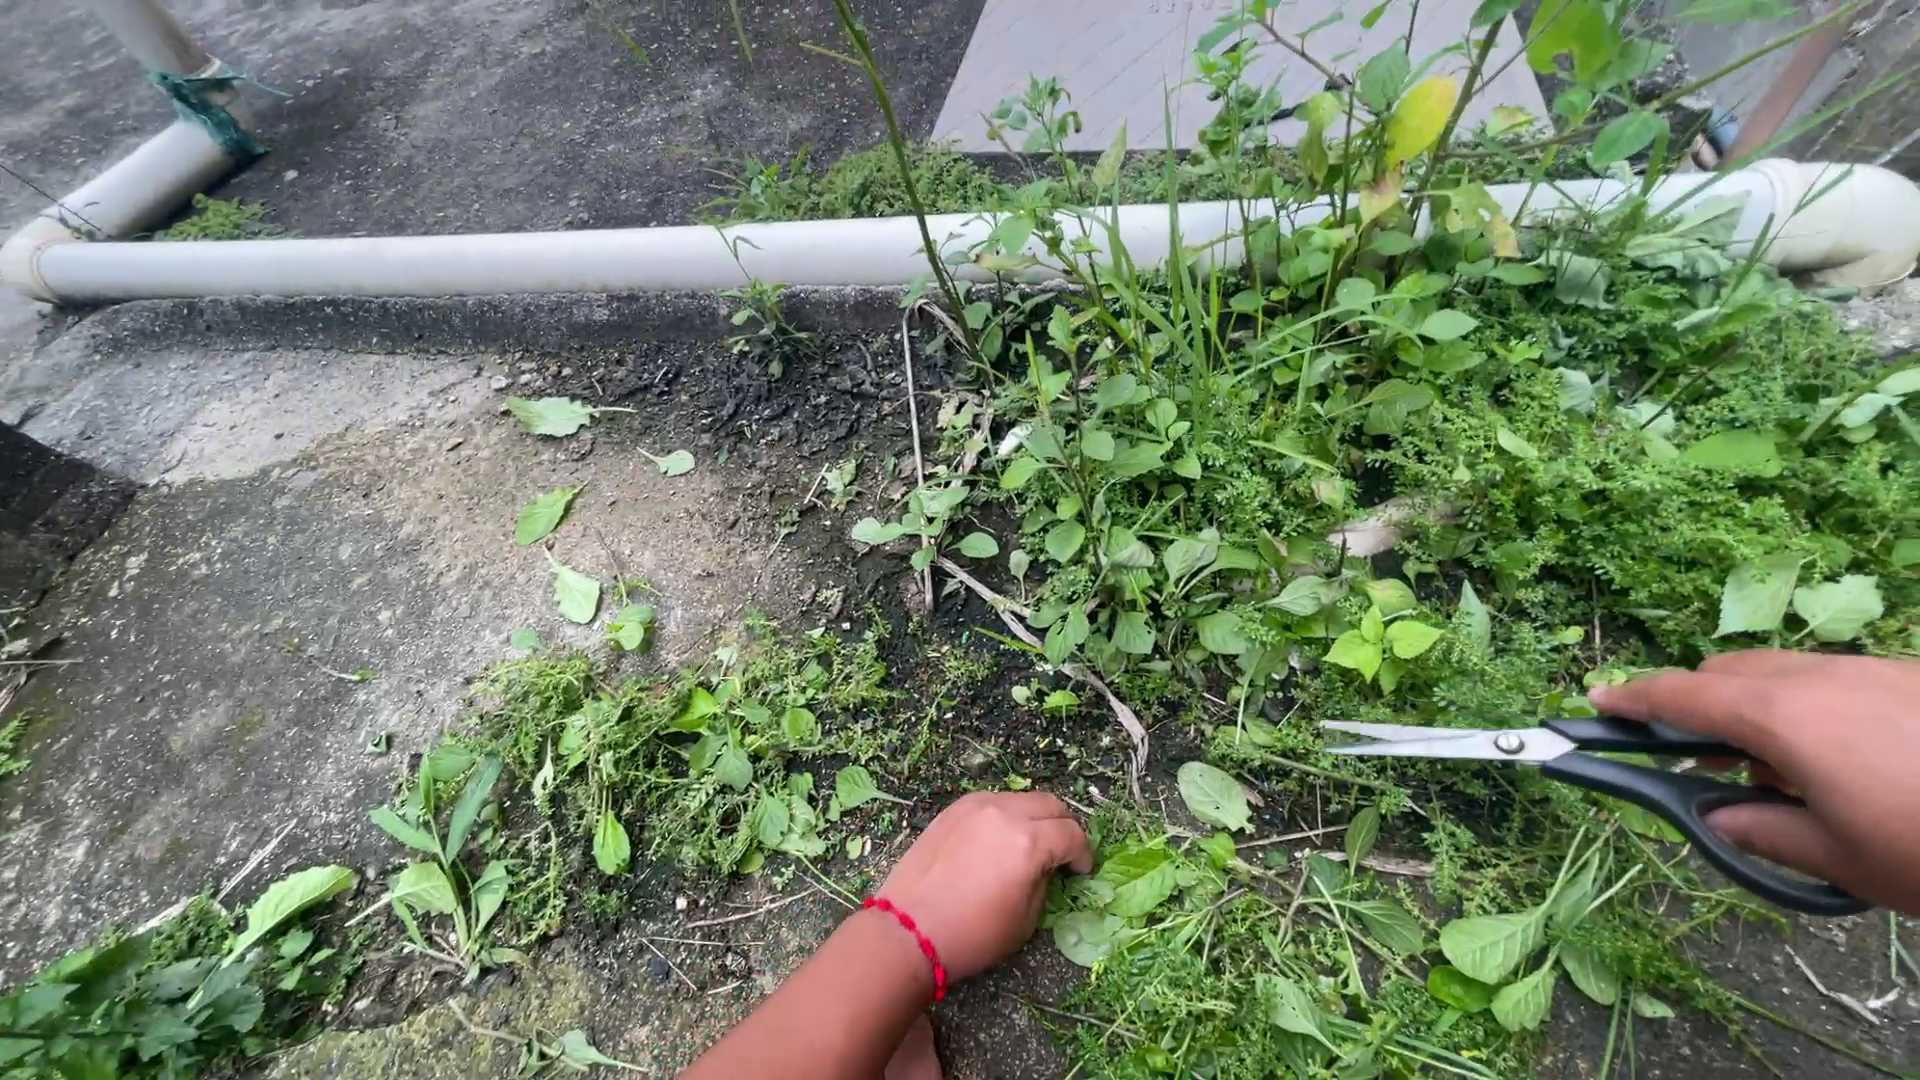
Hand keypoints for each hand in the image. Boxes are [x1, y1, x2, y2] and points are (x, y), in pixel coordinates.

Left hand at [873, 792, 1092, 979]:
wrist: (909, 929)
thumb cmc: (972, 934)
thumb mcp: (1025, 920)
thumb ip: (1044, 882)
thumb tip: (1047, 866)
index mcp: (1028, 842)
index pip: (1072, 835)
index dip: (1084, 854)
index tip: (1081, 871)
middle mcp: (1006, 812)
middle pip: (1051, 805)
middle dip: (1064, 828)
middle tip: (1062, 854)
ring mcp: (977, 804)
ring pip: (1022, 798)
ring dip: (1035, 818)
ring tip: (1029, 846)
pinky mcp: (955, 807)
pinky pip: (994, 801)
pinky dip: (1007, 815)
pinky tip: (998, 840)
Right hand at [1590, 652, 1919, 913]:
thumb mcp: (1849, 861)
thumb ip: (1763, 831)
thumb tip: (1722, 817)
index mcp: (1783, 716)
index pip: (1677, 694)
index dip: (1629, 698)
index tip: (1596, 702)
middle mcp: (1825, 679)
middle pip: (1730, 670)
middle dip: (1699, 700)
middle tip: (1702, 755)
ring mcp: (1886, 674)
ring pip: (1792, 674)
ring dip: (1764, 707)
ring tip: (1792, 768)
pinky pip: (1849, 683)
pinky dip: (1823, 709)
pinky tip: (1866, 761)